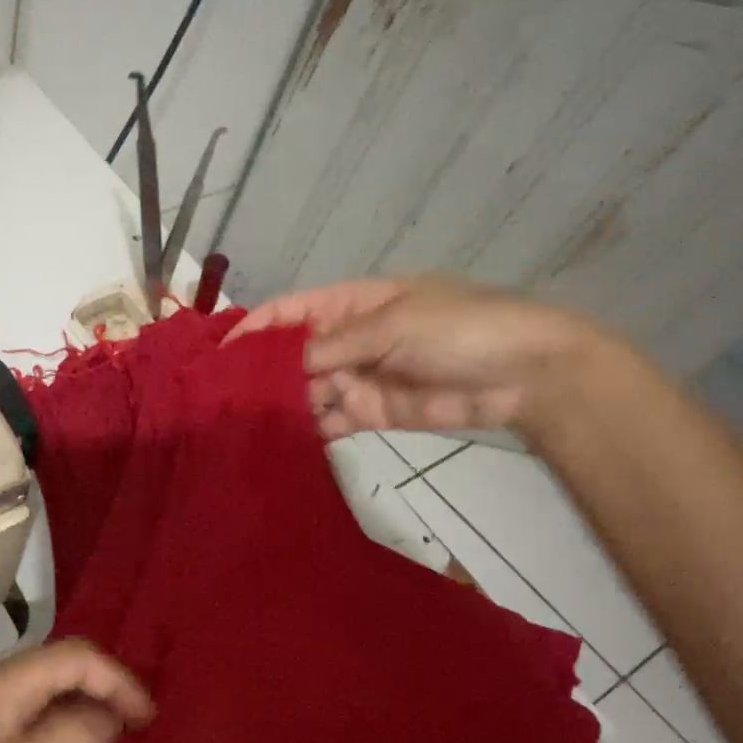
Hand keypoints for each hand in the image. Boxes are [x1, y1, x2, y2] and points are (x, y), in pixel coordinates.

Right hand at [225, 277, 623, 437]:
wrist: (524, 374)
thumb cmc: (461, 329)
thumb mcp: (393, 324)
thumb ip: (333, 346)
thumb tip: (277, 365)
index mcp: (353, 303)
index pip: (290, 312)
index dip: (254, 328)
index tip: (219, 352)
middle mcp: (347, 339)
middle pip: (290, 355)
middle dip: (258, 373)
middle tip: (219, 397)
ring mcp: (357, 377)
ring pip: (304, 390)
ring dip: (278, 404)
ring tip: (240, 422)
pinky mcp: (369, 413)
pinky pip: (328, 420)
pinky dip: (306, 429)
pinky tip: (277, 439)